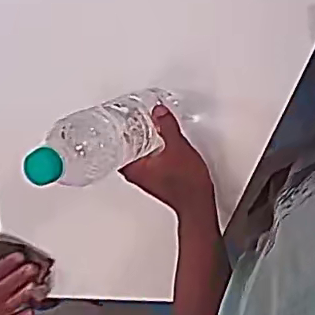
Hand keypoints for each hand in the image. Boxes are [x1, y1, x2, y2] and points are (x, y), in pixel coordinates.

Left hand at [122, 106, 215, 223]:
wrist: (198, 202)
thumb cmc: (186, 183)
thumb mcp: (177, 146)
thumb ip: (167, 126)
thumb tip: (158, 112)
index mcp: (134, 168)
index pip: (116, 146)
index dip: (118, 130)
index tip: (122, 119)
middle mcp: (136, 175)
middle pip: (125, 149)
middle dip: (130, 134)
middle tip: (133, 120)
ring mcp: (146, 178)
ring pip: (136, 155)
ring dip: (141, 142)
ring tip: (147, 128)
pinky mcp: (156, 179)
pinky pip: (147, 160)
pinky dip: (150, 150)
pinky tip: (159, 143)